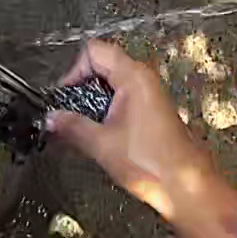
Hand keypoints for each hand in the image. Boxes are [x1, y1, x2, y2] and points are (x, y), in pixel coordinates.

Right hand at [45, 40, 224, 220]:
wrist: (184, 186)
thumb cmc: (150, 163)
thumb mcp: (101, 144)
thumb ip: (72, 126)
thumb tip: (52, 118)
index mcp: (133, 77)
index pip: (95, 51)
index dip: (74, 70)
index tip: (66, 96)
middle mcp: (144, 78)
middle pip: (102, 63)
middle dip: (81, 85)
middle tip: (70, 110)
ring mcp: (149, 92)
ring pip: (111, 81)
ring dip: (93, 98)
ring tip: (82, 124)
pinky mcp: (151, 108)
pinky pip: (122, 95)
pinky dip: (106, 107)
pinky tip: (99, 131)